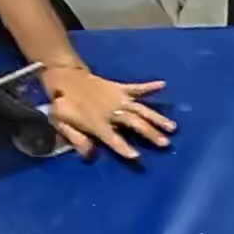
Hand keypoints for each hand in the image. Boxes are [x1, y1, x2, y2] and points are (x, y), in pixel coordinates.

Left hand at [40, 64, 174, 160]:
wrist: (61, 76)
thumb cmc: (63, 104)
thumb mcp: (60, 123)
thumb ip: (76, 138)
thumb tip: (88, 154)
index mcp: (95, 121)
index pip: (111, 137)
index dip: (122, 146)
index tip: (136, 156)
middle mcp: (110, 110)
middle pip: (133, 123)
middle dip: (149, 133)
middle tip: (165, 143)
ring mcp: (118, 98)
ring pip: (141, 109)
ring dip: (157, 118)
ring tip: (172, 127)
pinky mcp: (121, 88)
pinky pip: (137, 88)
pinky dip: (150, 87)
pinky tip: (163, 84)